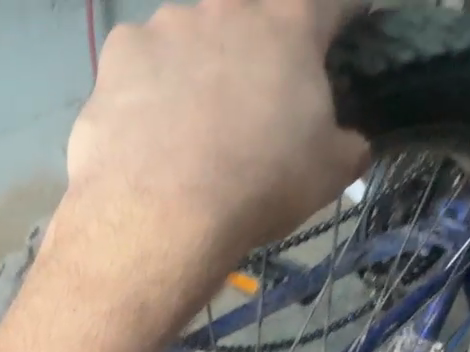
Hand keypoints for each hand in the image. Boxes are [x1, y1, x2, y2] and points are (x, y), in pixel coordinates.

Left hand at [59, 0, 371, 271]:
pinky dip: (145, 93)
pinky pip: (140, 68)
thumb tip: (351, 144)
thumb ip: (348, 146)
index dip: (337, 23)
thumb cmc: (259, 186)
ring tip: (187, 128)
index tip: (336, 38)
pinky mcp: (118, 57)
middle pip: (247, 21)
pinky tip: (145, 133)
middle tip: (248, 106)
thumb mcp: (328, 174)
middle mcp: (227, 8)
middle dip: (253, 55)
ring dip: (195, 71)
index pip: (328, 6)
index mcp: (289, 24)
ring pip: (189, 41)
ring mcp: (166, 26)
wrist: (164, 214)